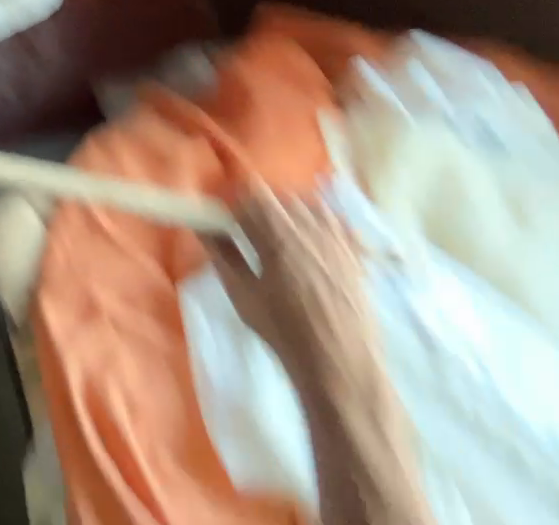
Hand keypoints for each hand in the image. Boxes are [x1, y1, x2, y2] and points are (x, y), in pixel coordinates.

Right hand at [206, 177, 382, 396]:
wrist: (338, 361)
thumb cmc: (282, 328)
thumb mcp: (241, 292)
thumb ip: (222, 253)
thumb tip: (201, 226)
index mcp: (278, 238)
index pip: (252, 196)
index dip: (234, 198)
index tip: (222, 213)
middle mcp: (311, 232)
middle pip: (281, 197)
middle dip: (260, 203)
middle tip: (246, 223)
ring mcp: (339, 243)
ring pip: (311, 205)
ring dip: (290, 208)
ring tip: (278, 228)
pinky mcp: (357, 257)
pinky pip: (341, 223)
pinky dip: (324, 219)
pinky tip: (314, 233)